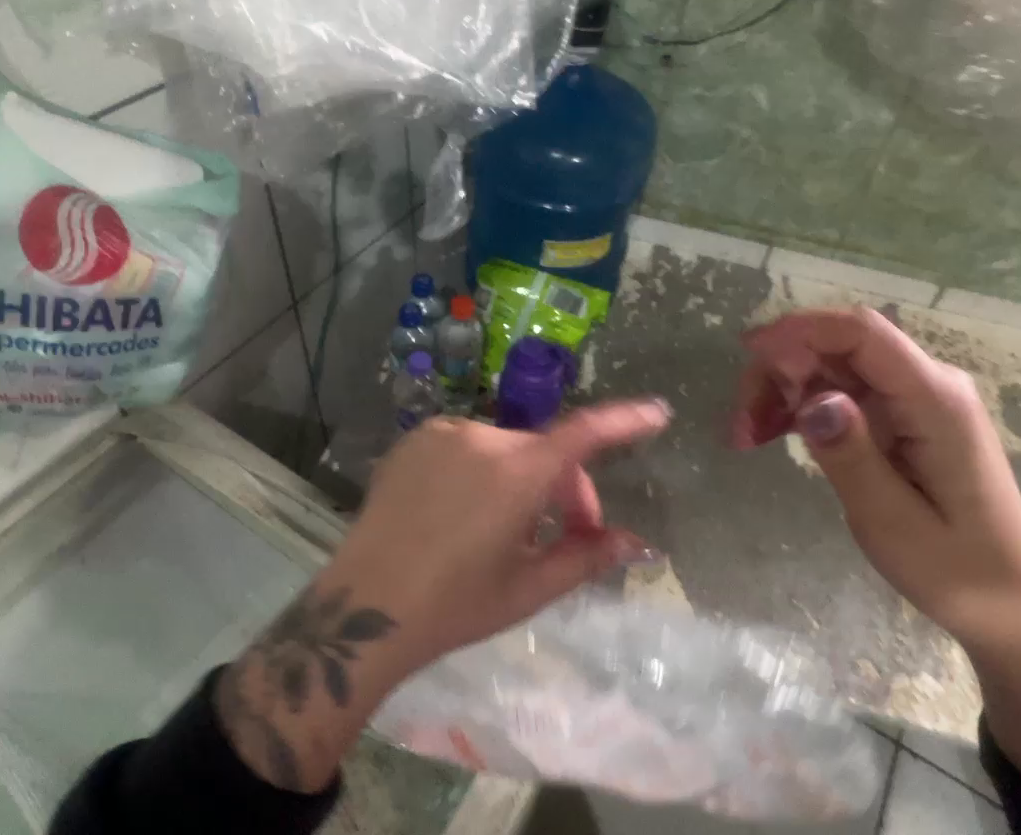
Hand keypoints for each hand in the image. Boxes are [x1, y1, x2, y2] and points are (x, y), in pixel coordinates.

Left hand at [215, 399, 670, 791]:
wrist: (364, 607)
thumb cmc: (455, 604)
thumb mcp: (528, 587)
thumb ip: (587, 556)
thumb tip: (637, 543)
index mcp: (516, 472)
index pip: (585, 434)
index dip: (624, 421)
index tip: (656, 412)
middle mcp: (480, 437)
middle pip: (544, 451)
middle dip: (565, 489)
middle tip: (568, 536)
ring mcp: (441, 434)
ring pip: (506, 449)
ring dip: (522, 480)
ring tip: (507, 531)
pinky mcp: (412, 441)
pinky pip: (467, 446)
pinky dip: (482, 470)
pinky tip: (465, 513)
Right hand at [730, 306, 1020, 652]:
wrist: (1009, 605)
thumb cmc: (957, 571)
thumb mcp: (893, 523)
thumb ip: (852, 455)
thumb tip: (812, 398)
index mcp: (935, 400)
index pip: (861, 333)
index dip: (799, 330)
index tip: (747, 354)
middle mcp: (928, 384)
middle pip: (837, 345)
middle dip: (779, 370)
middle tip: (739, 426)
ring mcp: (914, 399)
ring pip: (830, 367)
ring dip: (782, 390)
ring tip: (746, 437)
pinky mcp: (903, 418)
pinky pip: (840, 392)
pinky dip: (799, 407)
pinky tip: (769, 434)